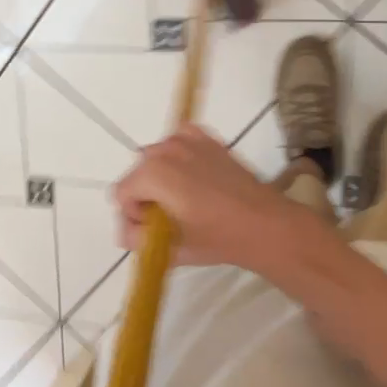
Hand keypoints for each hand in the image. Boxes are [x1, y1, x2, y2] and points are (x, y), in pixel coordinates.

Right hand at [114, 124, 325, 272]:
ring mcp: (187, 139)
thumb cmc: (217, 238)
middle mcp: (165, 149)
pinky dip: (179, 157)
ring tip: (187, 200)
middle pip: (138, 175)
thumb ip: (135, 239)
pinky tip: (195, 176)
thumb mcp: (171, 248)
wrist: (265, 224)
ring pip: (157, 159)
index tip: (159, 228)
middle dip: (147, 196)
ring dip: (163, 178)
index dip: (134, 215)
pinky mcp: (207, 138)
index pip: (121, 194)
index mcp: (152, 174)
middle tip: (173, 218)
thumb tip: (124, 230)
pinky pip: (178, 141)